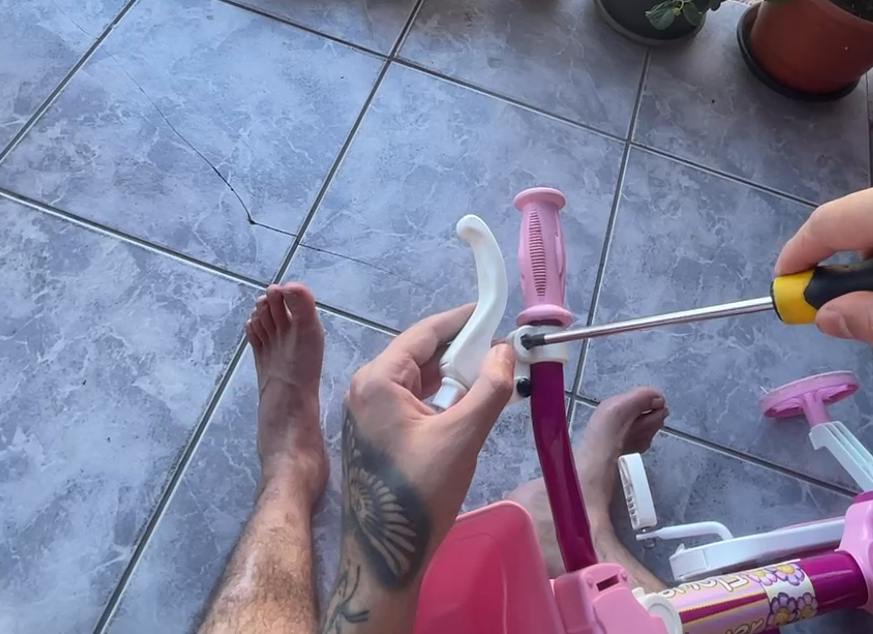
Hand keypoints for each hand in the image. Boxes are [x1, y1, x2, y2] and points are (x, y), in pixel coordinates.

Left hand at [322, 304, 516, 632]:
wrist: (383, 559)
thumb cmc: (418, 494)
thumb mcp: (461, 437)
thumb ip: (488, 388)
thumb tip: (505, 351)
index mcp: (378, 379)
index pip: (425, 332)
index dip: (462, 320)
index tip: (494, 312)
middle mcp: (367, 386)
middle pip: (421, 352)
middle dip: (462, 349)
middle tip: (502, 348)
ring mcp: (368, 409)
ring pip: (419, 376)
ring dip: (454, 373)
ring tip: (492, 373)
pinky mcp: (376, 429)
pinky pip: (413, 397)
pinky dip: (442, 394)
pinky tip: (468, 400)